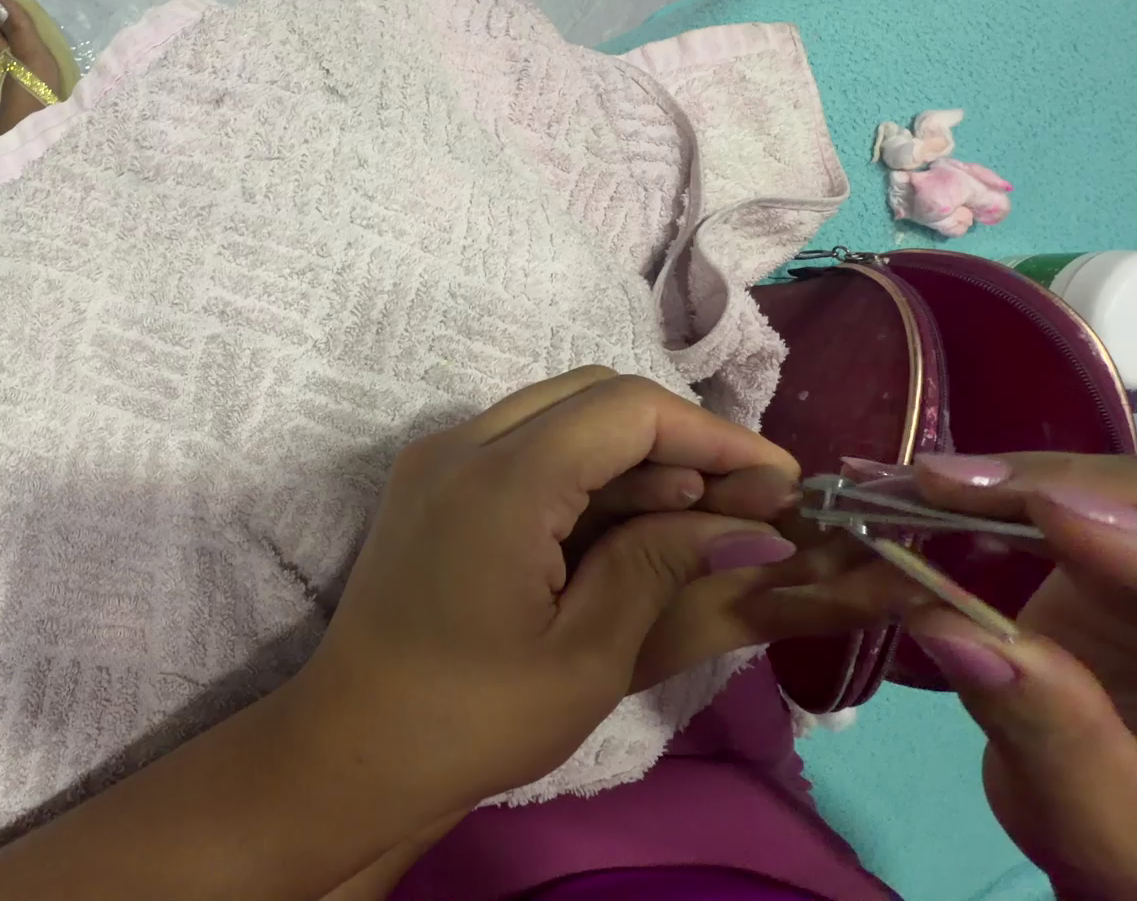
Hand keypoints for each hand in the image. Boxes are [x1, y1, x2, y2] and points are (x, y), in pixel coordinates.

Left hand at [288, 367, 807, 814]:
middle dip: (673, 437)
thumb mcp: (587, 652)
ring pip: (551, 416)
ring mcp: (434, 460)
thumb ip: (663, 565)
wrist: (355, 740)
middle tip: (740, 504)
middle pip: (588, 397)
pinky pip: (515, 447)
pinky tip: (621, 523)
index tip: (781, 483)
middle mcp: (457, 445)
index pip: (625, 409)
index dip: (713, 435)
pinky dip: (576, 469)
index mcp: (498, 478)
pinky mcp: (427, 485)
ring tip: (697, 518)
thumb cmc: (472, 715)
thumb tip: (749, 524)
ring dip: (627, 452)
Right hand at [908, 452, 1136, 900]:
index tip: (1051, 514)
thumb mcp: (1113, 836)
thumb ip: (1053, 739)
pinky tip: (925, 484)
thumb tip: (943, 626)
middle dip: (1065, 487)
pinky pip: (1080, 507)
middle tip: (936, 483)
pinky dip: (998, 491)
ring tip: (912, 479)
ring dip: (1019, 479)